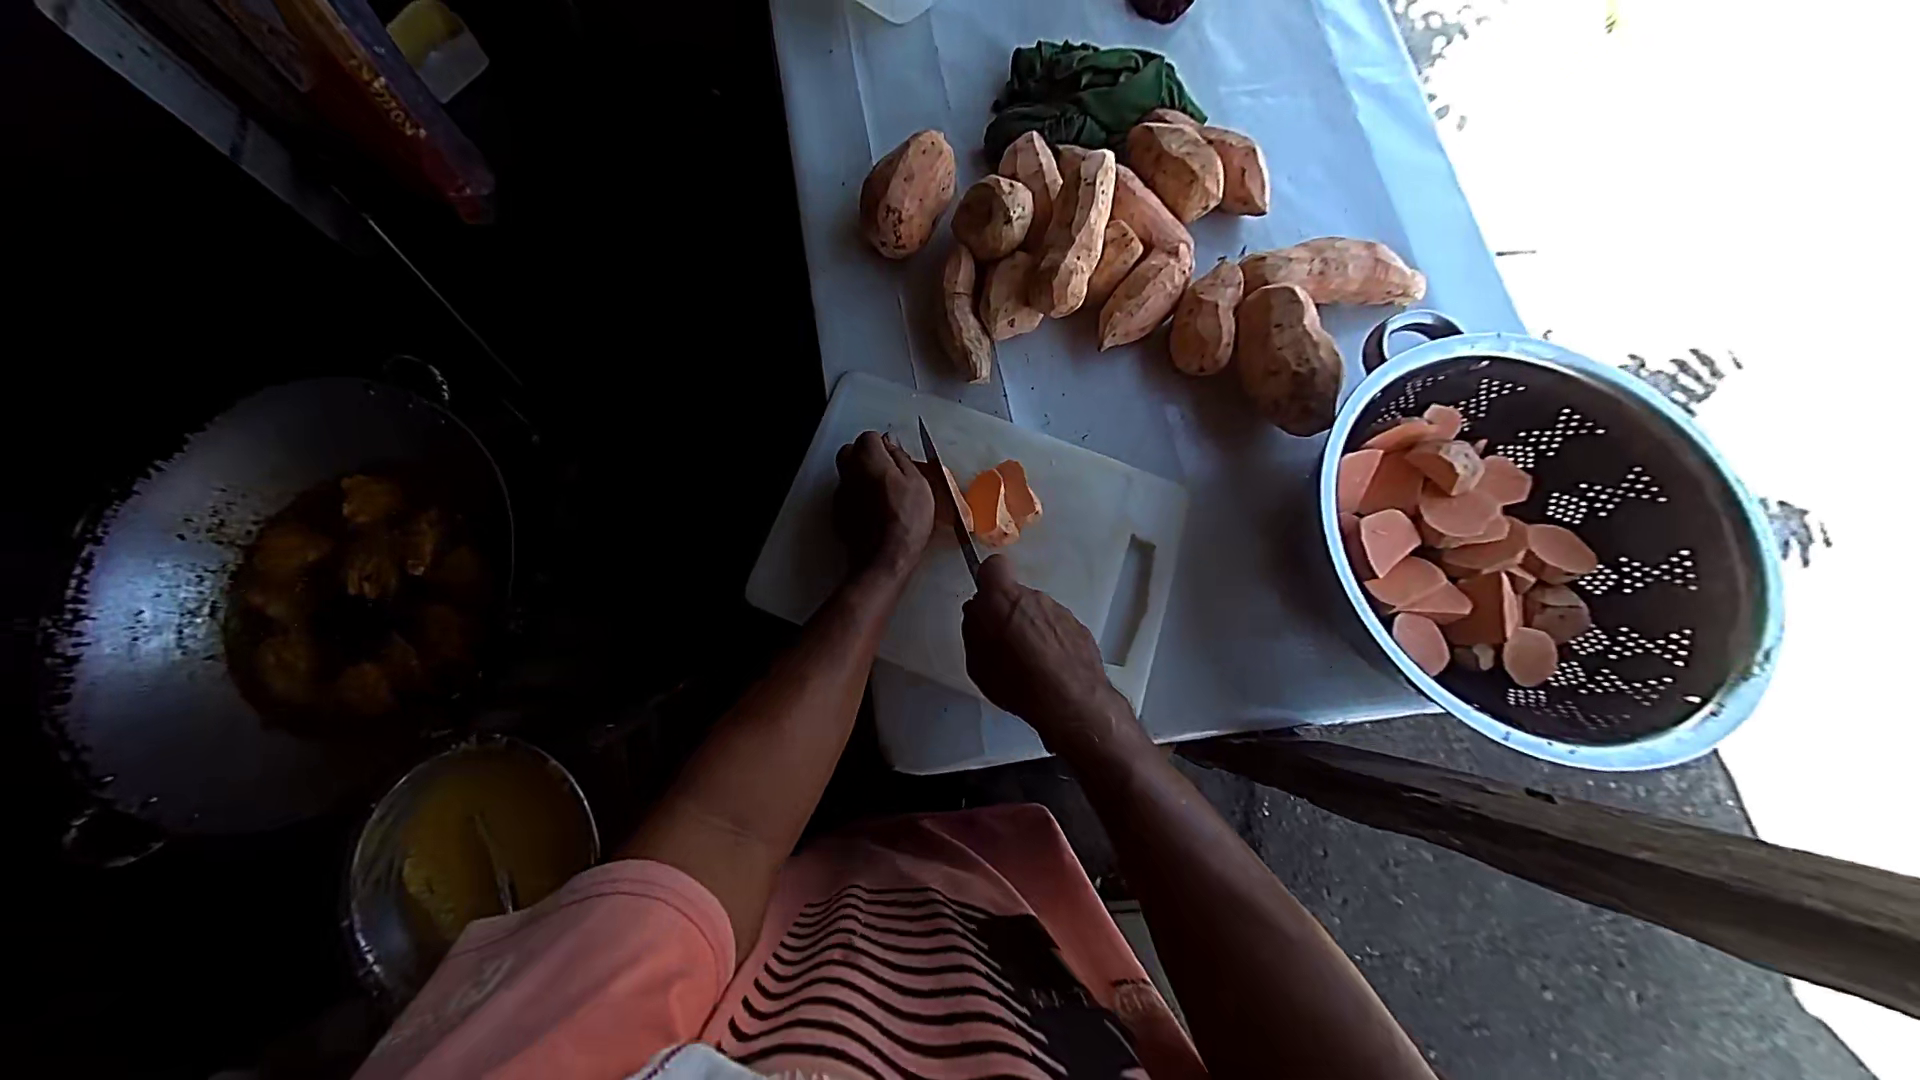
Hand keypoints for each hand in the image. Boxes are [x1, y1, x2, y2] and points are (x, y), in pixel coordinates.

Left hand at [835, 431, 933, 577]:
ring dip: (863, 477)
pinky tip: (877, 511)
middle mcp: (848, 473)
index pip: (870, 436)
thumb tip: (893, 447)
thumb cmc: (904, 522)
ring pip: (848, 474)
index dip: (886, 446)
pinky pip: (848, 496)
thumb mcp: (918, 483)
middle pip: (852, 452)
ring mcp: (841, 495)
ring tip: (885, 494)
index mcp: (867, 459)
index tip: (898, 458)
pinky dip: (859, 498)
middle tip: (889, 471)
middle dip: (868, 457)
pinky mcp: (839, 514)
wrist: (884, 558)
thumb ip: (902, 458)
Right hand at [962, 555, 1144, 757]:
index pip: (994, 566)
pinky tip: (1050, 670)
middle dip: (1010, 613)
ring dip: (1032, 630)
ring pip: (1039, 613)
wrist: (1070, 701)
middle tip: (1004, 645)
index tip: (986, 601)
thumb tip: (977, 612)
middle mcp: (1035, 597)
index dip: (988, 580)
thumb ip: (973, 629)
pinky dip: (1052, 643)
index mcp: (1003, 599)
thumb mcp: (977, 662)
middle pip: (1017, 595)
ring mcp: (1060, 612)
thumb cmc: (1017, 681)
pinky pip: (1058, 629)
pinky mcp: (1080, 629)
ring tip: (1029, 665)